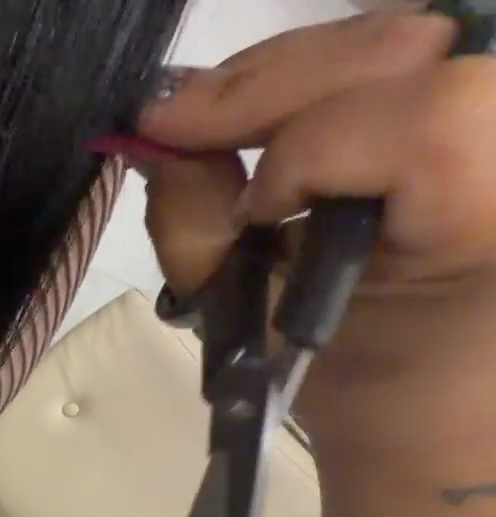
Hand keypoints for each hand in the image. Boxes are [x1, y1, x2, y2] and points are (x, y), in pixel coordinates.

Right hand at [135, 12, 495, 442]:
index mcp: (494, 221)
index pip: (435, 123)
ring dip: (282, 70)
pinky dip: (315, 67)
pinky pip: (402, 47)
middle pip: (410, 45)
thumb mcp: (250, 320)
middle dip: (267, 82)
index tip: (250, 213)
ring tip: (204, 117)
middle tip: (166, 121)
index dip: (316, 153)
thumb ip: (199, 231)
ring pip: (402, 24)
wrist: (447, 380)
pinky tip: (261, 108)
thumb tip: (155, 147)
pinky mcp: (484, 93)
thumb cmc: (345, 372)